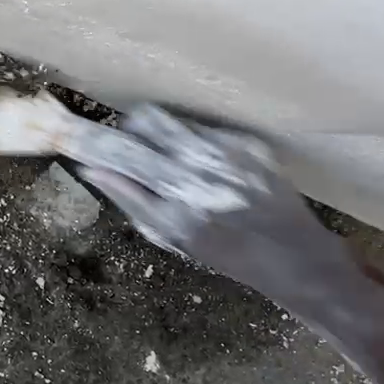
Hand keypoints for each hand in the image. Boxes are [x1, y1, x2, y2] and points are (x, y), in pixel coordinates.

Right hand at [65, 105, 360, 303]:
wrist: (302, 263)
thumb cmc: (229, 256)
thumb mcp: (172, 236)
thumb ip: (129, 198)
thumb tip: (90, 168)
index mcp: (179, 197)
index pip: (123, 151)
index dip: (97, 139)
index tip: (81, 137)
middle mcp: (205, 168)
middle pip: (146, 121)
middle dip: (128, 130)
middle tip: (126, 145)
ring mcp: (232, 152)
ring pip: (172, 119)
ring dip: (157, 132)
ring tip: (164, 155)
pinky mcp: (251, 144)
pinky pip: (201, 127)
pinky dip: (191, 140)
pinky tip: (203, 163)